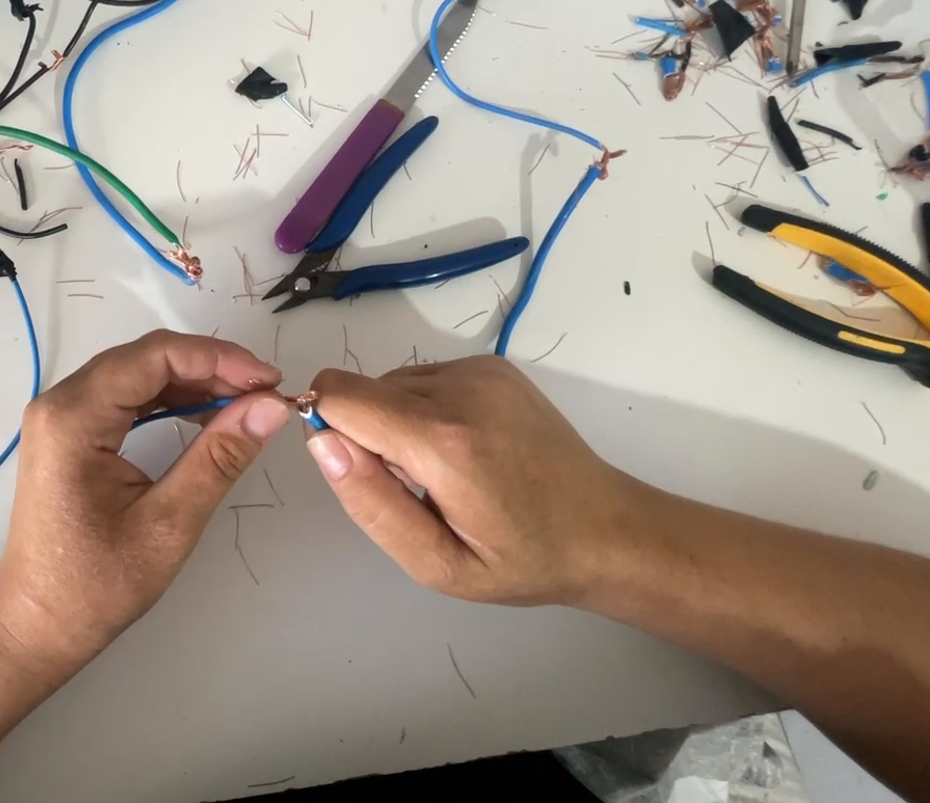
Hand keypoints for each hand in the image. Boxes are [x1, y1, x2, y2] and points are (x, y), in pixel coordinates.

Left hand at [0, 330, 292, 673]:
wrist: (36, 624)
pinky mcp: (69, 430)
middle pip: (145, 357)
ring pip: (137, 372)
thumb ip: (219, 458)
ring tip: (245, 404)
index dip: (218, 358)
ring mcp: (61, 414)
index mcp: (74, 417)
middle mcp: (60, 402)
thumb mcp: (168, 525)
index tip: (269, 381)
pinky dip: (169, 399)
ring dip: (192, 381)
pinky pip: (126, 395)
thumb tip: (271, 406)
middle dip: (210, 367)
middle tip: (264, 393)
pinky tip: (204, 416)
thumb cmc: (96, 585)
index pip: (154, 356)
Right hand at [305, 356, 653, 607]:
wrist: (609, 530)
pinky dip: (421, 409)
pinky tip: (461, 445)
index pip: (339, 394)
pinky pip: (420, 378)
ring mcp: (479, 371)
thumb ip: (369, 502)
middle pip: (361, 390)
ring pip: (389, 383)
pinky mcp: (491, 365)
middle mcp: (460, 388)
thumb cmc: (520, 561)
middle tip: (414, 483)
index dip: (329, 428)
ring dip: (394, 422)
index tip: (362, 472)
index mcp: (443, 440)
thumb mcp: (436, 564)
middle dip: (366, 434)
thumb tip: (321, 440)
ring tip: (442, 468)